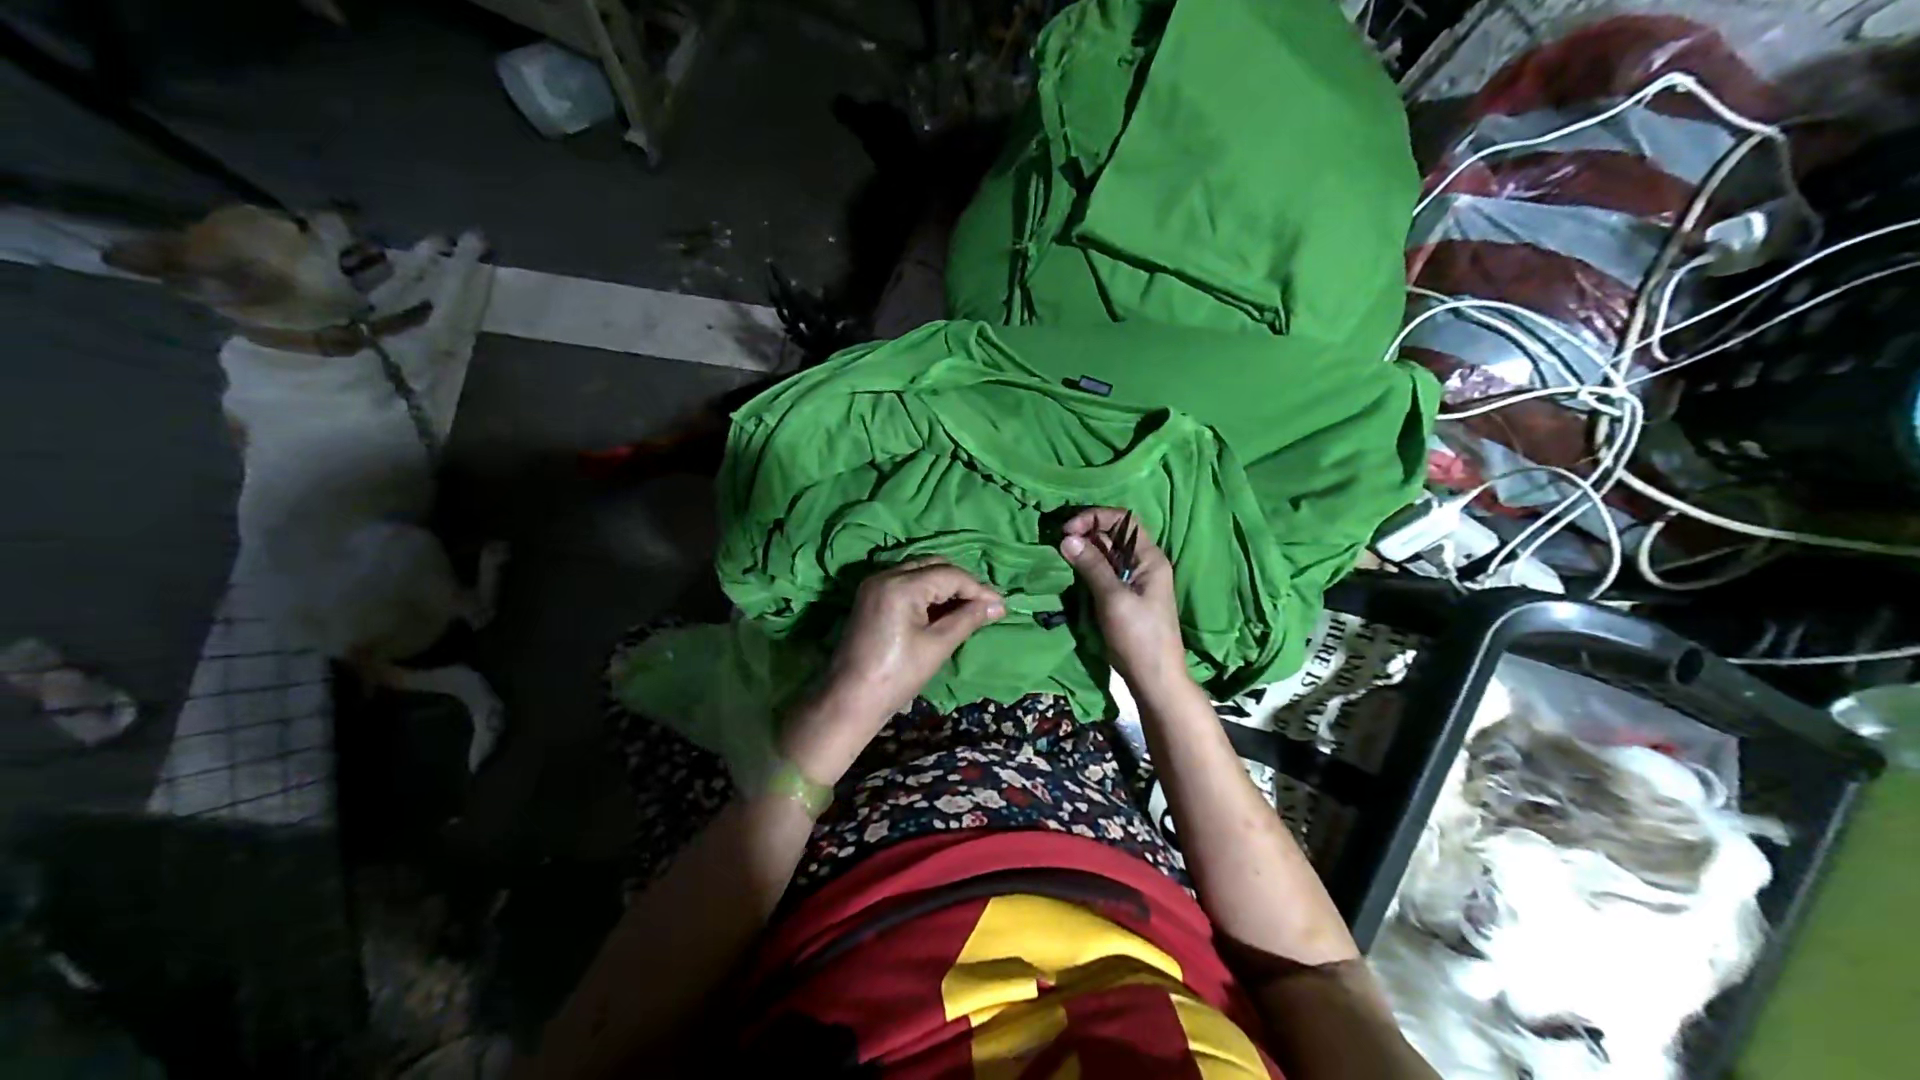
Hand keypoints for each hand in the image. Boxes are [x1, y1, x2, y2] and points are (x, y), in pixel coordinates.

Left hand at [783, 559, 1003, 781]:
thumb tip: (998, 606)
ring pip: (920, 572)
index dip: (977, 589)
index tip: (1000, 606)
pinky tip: (943, 611)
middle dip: (961, 584)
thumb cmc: (897, 676)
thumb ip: (967, 619)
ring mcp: (875, 585)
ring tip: (969, 610)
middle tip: (985, 606)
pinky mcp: (871, 597)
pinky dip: (927, 592)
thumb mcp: (937, 646)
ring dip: (945, 587)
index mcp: (900, 585)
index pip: (949, 574)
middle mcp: (885, 575)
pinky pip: (906, 583)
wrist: (850, 699)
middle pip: (934, 566)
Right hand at [1058, 508, 1186, 689]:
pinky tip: (1070, 570)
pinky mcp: (1124, 597)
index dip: (1095, 517)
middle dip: (1086, 531)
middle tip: (1058, 542)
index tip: (1067, 529)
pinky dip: (1087, 567)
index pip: (1124, 520)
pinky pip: (1104, 572)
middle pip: (1113, 535)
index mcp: (1150, 558)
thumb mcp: (1113, 599)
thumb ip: (1092, 565)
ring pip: (1107, 553)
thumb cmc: (1139, 637)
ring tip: (1060, 554)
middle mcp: (1144, 564)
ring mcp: (1134, 581)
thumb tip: (1067, 538)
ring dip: (1084, 549)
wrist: (1155, 678)